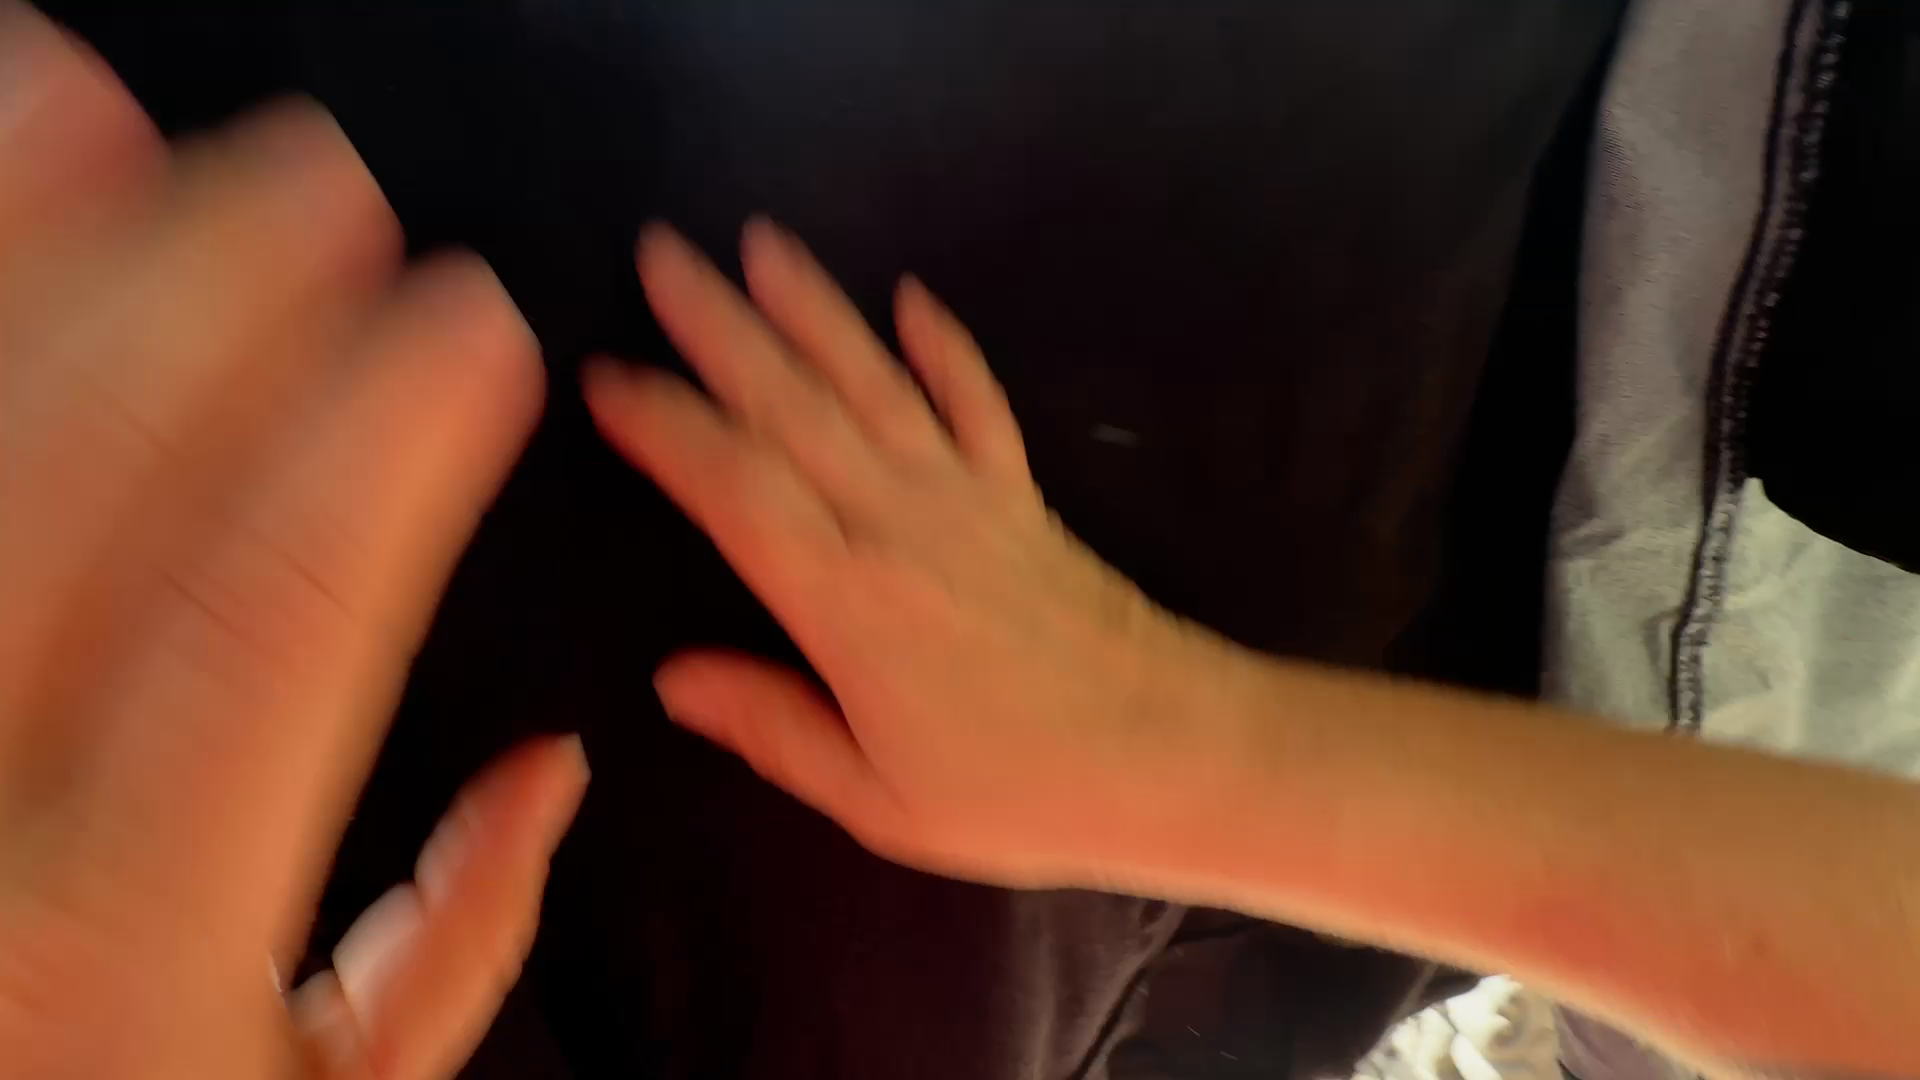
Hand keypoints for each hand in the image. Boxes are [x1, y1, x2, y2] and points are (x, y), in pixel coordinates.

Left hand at [0, 11, 578, 1079]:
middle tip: (321, 172)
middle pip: (78, 496)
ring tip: (77, 96)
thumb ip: (458, 940)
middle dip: (212, 298)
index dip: (394, 441)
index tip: (479, 318)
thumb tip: (558, 766)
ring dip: (0, 256)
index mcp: (121, 940)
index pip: (289, 611)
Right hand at [588, 220, 1249, 893]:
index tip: (608, 375)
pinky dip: (944, 347)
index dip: (666, 424)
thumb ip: (773, 726)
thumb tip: (672, 677)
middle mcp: (901, 524)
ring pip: (877, 382)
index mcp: (849, 601)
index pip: (735, 487)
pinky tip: (913, 297)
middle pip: (795, 406)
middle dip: (721, 326)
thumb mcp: (878, 796)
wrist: (1169, 754)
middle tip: (663, 253)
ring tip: (764, 244)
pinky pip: (978, 402)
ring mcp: (969, 496)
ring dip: (816, 309)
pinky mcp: (1022, 493)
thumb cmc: (1020, 793)